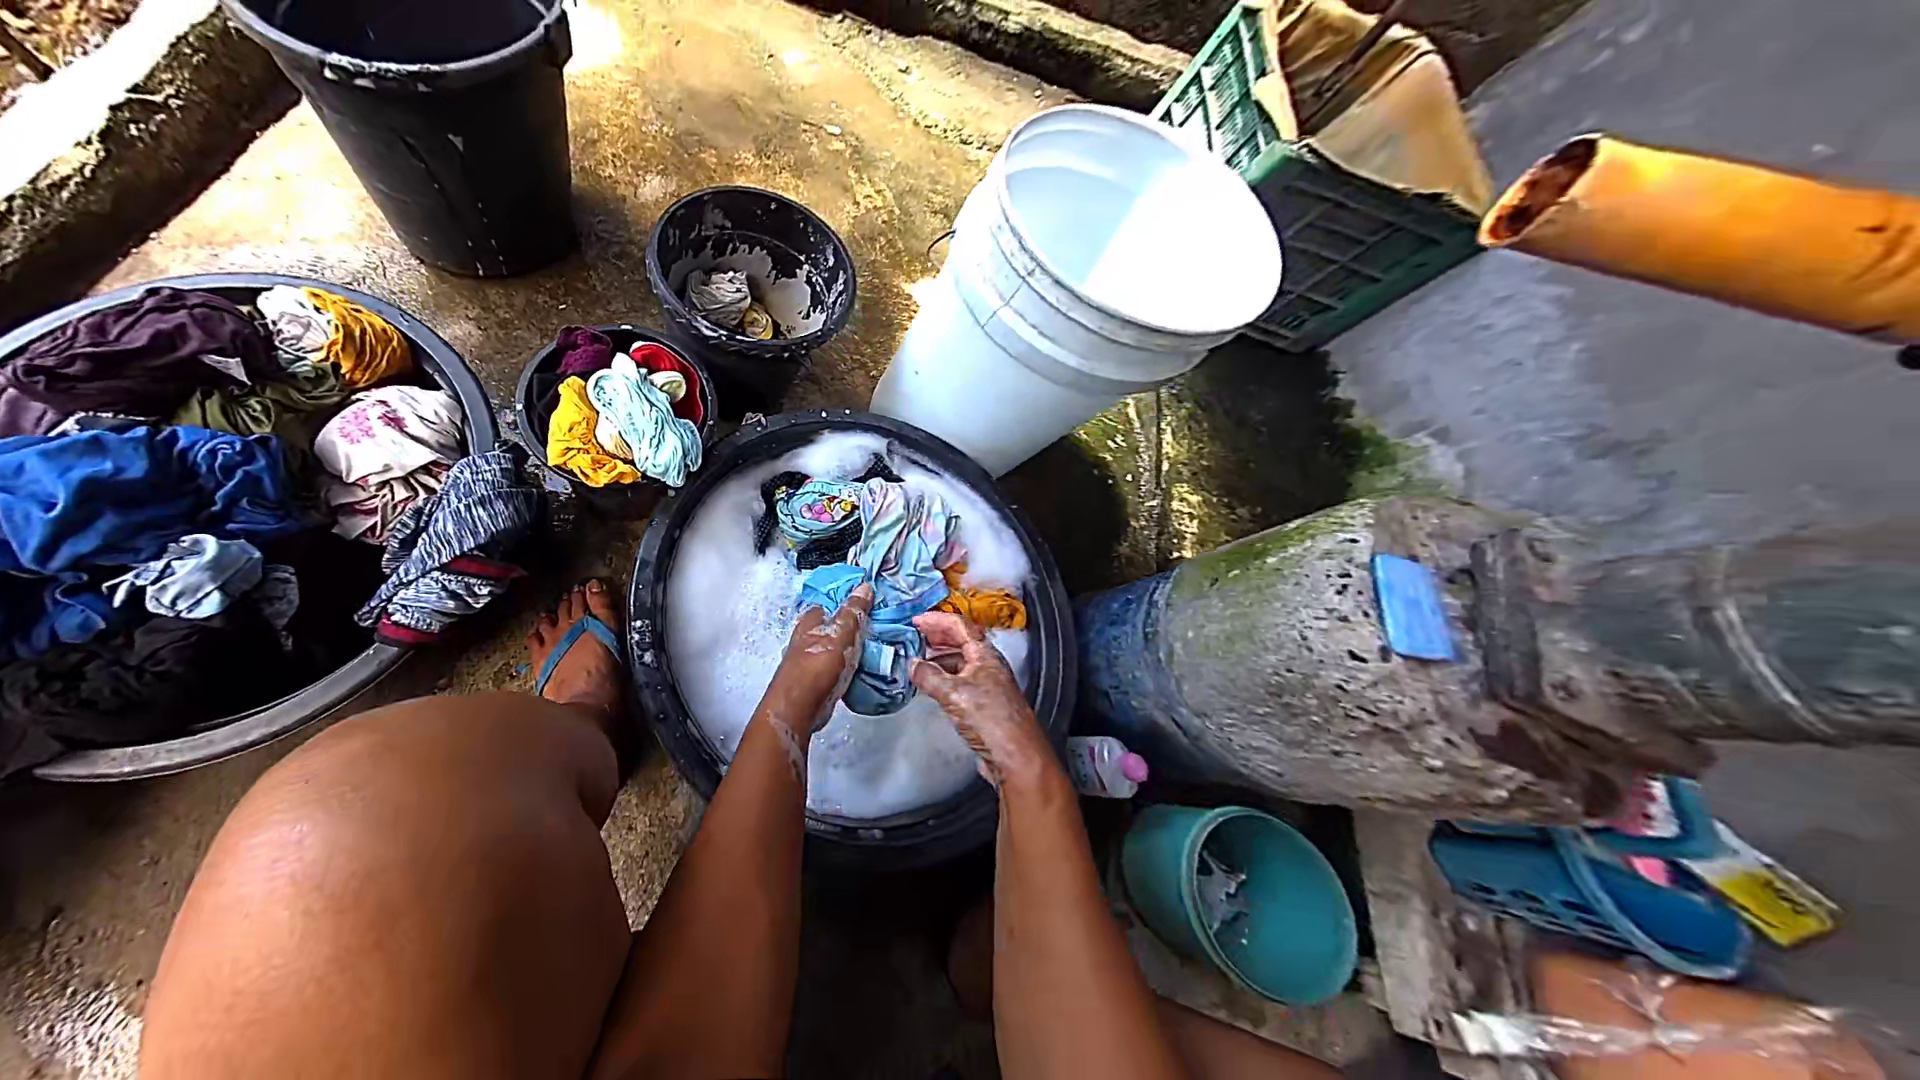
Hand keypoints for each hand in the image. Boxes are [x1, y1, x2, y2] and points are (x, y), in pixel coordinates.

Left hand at [766, 584, 872, 734]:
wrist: (801, 707)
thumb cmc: (819, 665)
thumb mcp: (842, 632)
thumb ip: (854, 611)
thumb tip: (864, 587)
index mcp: (811, 621)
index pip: (829, 604)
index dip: (847, 601)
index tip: (868, 602)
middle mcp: (807, 638)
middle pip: (832, 626)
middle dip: (851, 625)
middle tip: (876, 625)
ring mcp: (811, 660)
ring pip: (835, 646)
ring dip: (851, 646)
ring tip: (875, 646)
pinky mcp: (817, 680)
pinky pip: (838, 665)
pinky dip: (849, 665)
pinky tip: (863, 668)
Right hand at [910, 612, 1057, 788]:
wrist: (1015, 754)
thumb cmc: (992, 719)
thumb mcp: (953, 693)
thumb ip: (929, 676)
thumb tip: (914, 665)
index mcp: (985, 655)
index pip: (960, 625)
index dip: (937, 620)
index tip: (917, 620)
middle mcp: (988, 666)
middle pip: (962, 641)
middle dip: (938, 636)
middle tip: (918, 635)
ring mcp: (988, 684)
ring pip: (961, 661)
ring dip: (941, 656)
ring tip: (921, 659)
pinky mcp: (985, 704)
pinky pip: (961, 681)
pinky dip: (945, 676)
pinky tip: (933, 685)